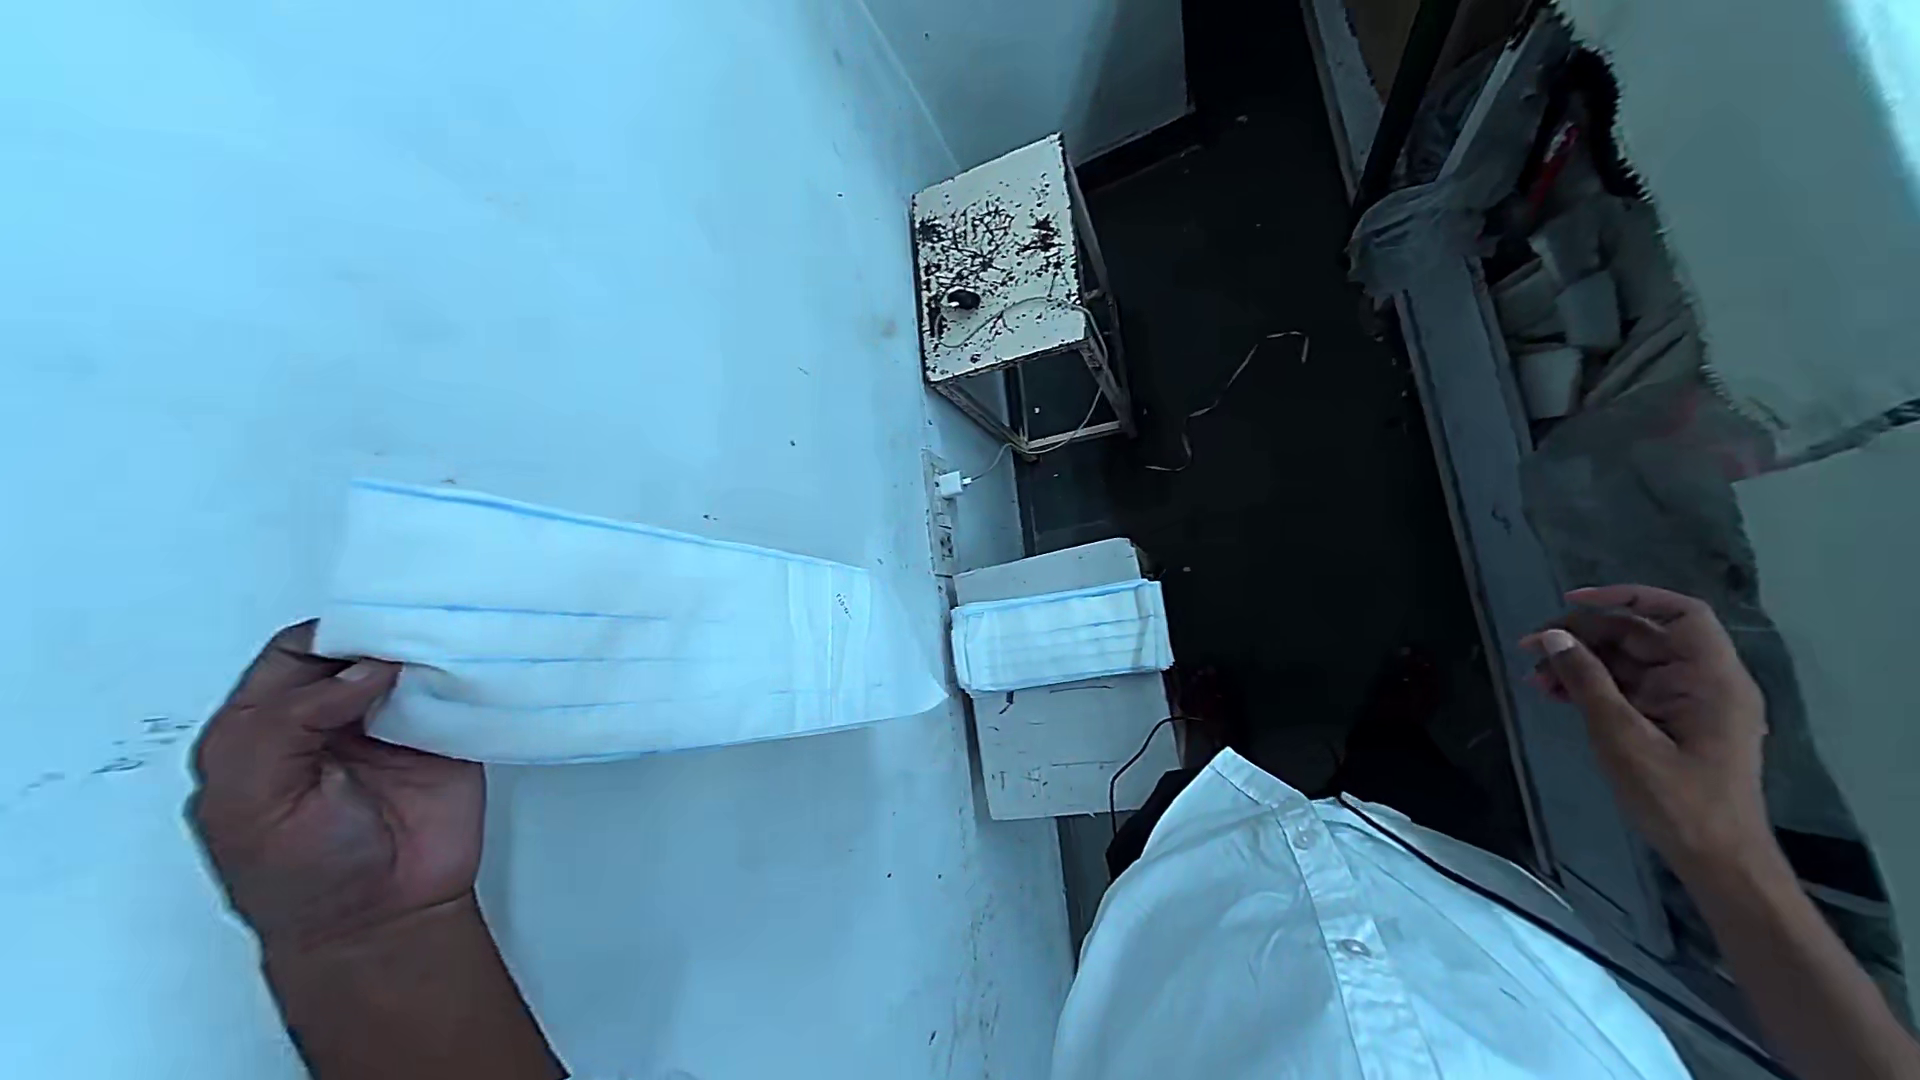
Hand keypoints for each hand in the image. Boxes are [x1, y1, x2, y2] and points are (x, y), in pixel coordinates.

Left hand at [189, 621, 484, 954]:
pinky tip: (483, 663)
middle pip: (365, 649)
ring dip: (437, 648)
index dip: (334, 636)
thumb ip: (285, 728)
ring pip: (417, 662)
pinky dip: (474, 673)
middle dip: (392, 633)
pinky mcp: (451, 733)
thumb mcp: (253, 802)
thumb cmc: (299, 873)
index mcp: (270, 726)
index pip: (298, 653)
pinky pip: (463, 690)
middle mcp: (337, 716)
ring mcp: (398, 723)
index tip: (375, 634)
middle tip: (425, 626)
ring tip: (460, 634)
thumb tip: (368, 668)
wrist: (384, 916)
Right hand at [1522, 584, 1770, 874]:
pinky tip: (1551, 693)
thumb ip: (1586, 680)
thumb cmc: (1675, 797)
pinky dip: (1586, 684)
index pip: (1679, 614)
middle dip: (1582, 636)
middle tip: (1530, 649)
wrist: (1714, 857)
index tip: (1572, 601)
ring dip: (1576, 663)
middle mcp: (1702, 682)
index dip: (1628, 597)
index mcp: (1710, 680)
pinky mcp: (1666, 720)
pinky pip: (1622, 686)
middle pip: (1639, 636)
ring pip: (1624, 661)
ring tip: (1534, 678)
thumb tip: (1551, 636)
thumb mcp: (1620, 735)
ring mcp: (1684, 701)